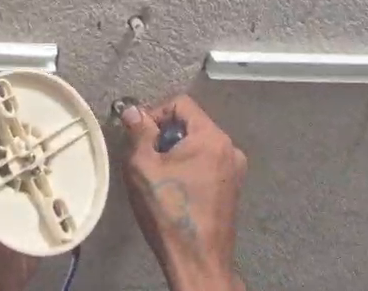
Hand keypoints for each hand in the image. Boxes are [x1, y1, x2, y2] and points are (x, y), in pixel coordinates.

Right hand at [120, 95, 247, 290]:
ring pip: (197, 143)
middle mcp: (230, 149)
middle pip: (190, 122)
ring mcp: (235, 171)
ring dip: (175, 151)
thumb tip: (132, 110)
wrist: (198, 263)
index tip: (140, 135)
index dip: (155, 112)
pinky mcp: (232, 189)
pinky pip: (206, 162)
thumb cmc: (169, 211)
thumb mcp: (143, 166)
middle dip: (164, 133)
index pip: (180, 103)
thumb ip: (138, 131)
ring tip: (158, 174)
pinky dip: (188, 166)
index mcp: (212, 138)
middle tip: (146, 156)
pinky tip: (174, 188)